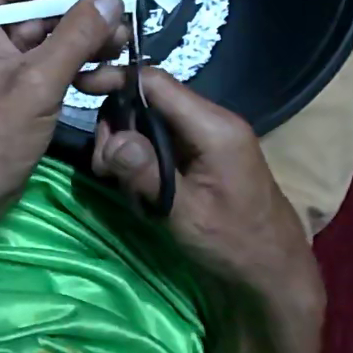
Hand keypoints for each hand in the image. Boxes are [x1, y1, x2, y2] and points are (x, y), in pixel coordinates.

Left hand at [0, 0, 127, 210]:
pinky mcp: (15, 77)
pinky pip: (51, 53)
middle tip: (125, 26)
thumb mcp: (40, 82)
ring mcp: (0, 51)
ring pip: (52, 25)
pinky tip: (104, 76)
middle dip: (85, 5)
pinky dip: (77, 59)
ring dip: (88, 34)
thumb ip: (77, 34)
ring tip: (120, 51)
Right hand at [77, 66, 324, 352]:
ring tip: (121, 184)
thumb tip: (112, 139)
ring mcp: (206, 138)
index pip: (156, 83)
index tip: (80, 86)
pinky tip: (138, 189)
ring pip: (149, 122)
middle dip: (117, 127)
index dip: (116, 79)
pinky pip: (159, 141)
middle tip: (103, 168)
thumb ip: (148, 174)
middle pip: (148, 101)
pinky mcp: (200, 155)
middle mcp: (211, 123)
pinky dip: (139, 158)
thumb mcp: (187, 213)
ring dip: (126, 146)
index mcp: (213, 127)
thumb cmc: (235, 244)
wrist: (272, 273)